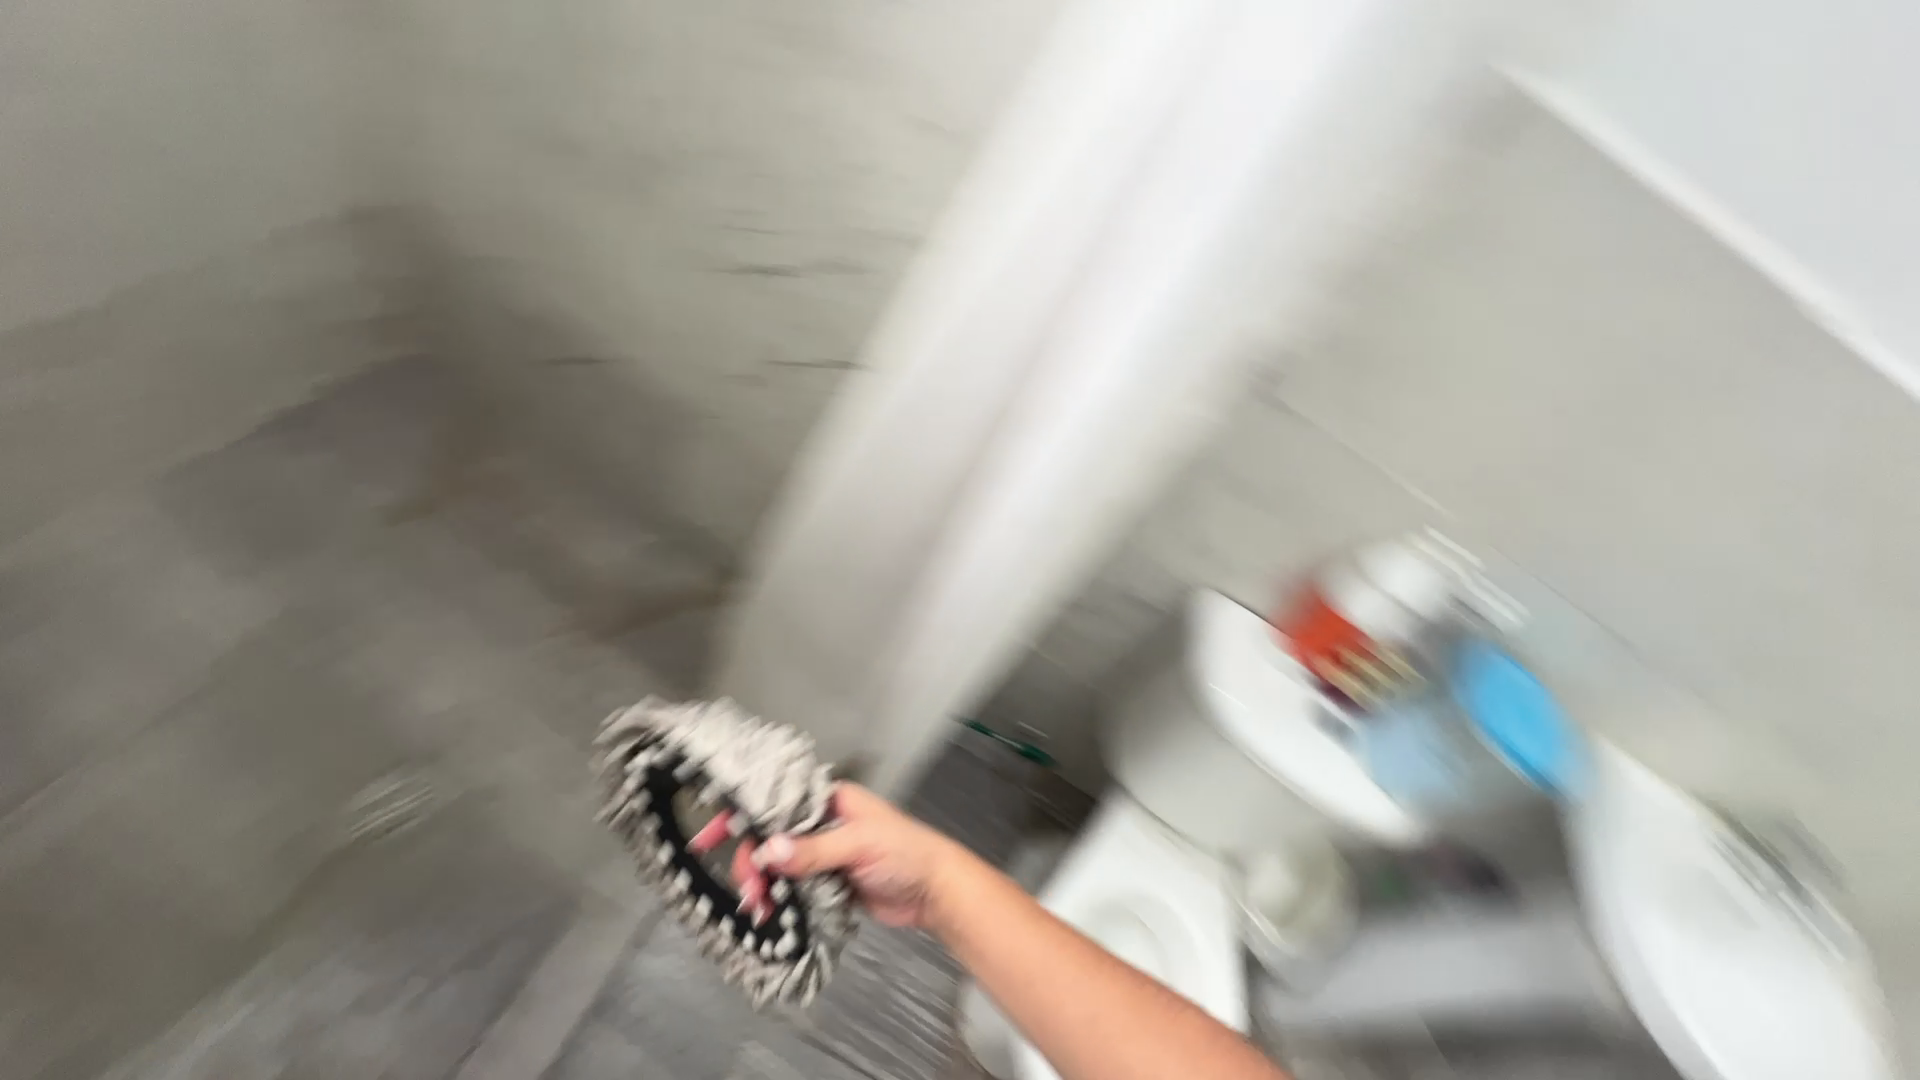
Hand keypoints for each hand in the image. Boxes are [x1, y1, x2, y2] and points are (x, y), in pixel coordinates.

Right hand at [759, 783, 966, 928]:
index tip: (711, 835)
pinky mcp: (827, 882)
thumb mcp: (859, 844)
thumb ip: (813, 850)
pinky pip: (793, 888)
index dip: (744, 814)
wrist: (933, 891)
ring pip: (779, 866)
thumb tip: (767, 851)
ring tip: (760, 908)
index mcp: (830, 800)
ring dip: (764, 885)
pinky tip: (770, 914)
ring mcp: (824, 854)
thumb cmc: (905, 852)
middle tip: (750, 890)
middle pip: (772, 838)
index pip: (778, 801)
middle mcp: (822, 823)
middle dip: (754, 862)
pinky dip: (779, 900)